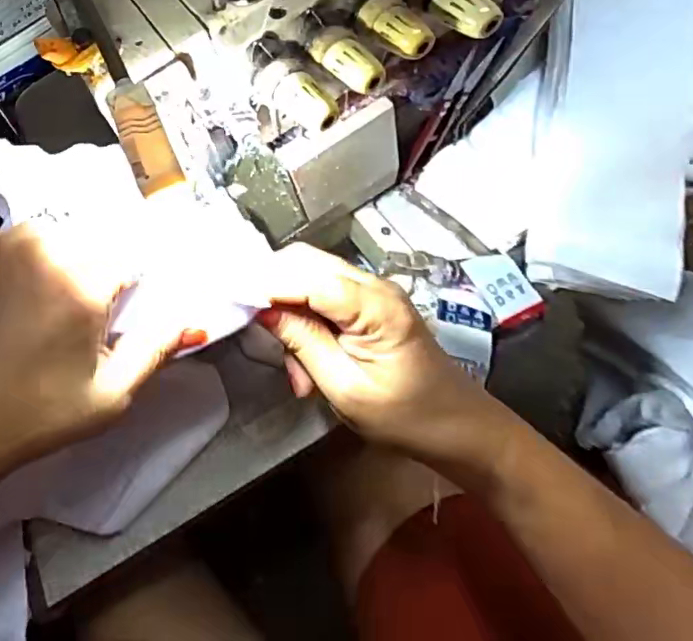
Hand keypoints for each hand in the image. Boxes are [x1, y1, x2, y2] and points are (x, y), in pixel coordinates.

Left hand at [0, 222, 200, 486]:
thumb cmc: (30, 417)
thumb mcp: (107, 397)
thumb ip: (156, 349)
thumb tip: (193, 320)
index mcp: (83, 277)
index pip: (128, 261)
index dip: (124, 292)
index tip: (106, 321)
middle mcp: (43, 244)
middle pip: (89, 245)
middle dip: (90, 275)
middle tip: (68, 323)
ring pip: (50, 240)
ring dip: (54, 266)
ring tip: (32, 314)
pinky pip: (10, 246)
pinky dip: (15, 266)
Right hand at [255, 244, 489, 462]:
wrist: (460, 429)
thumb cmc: (407, 418)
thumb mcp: (346, 389)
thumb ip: (302, 342)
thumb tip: (261, 309)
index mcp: (374, 305)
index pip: (306, 276)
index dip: (266, 283)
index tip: (232, 300)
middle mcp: (372, 284)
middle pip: (305, 262)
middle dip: (273, 291)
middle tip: (261, 334)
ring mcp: (372, 289)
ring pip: (310, 274)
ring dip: (288, 307)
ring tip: (293, 363)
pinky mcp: (368, 301)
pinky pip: (323, 291)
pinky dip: (304, 314)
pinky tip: (306, 355)